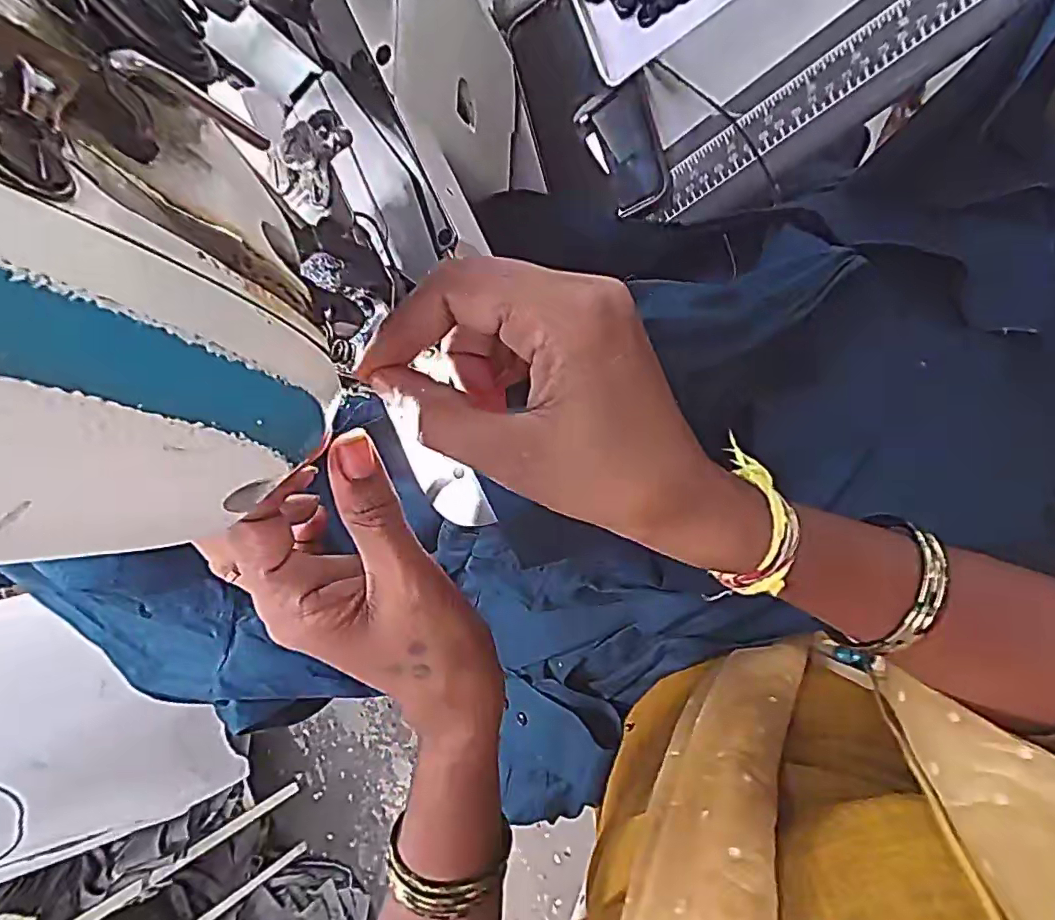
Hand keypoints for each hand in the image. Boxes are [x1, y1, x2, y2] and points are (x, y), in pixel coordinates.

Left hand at [196, 431, 504, 744]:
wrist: (457, 691)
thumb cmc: (434, 655)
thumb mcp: (406, 576)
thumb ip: (372, 510)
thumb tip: (349, 450)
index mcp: (288, 605)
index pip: (245, 526)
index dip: (268, 479)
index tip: (303, 444)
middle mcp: (282, 600)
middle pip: (238, 528)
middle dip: (265, 482)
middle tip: (306, 447)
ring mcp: (300, 594)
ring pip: (264, 530)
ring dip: (285, 493)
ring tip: (322, 467)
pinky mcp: (322, 586)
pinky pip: (295, 538)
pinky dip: (306, 509)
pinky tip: (330, 497)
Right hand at [355, 257, 770, 573]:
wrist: (674, 498)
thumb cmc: (619, 481)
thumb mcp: (509, 455)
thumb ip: (434, 415)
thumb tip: (391, 385)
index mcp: (570, 314)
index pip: (456, 286)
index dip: (404, 327)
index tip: (380, 364)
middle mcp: (586, 294)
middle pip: (474, 290)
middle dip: (444, 347)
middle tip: (441, 398)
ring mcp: (593, 307)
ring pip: (495, 310)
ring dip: (474, 359)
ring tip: (491, 411)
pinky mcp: (593, 326)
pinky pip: (522, 325)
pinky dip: (501, 362)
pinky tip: (510, 402)